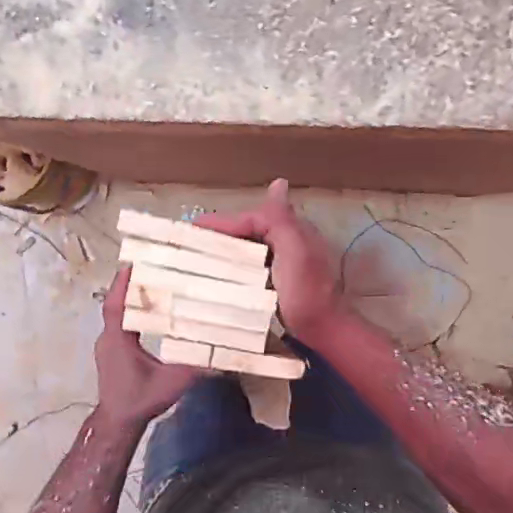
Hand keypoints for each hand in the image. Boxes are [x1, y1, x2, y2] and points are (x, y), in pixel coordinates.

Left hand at [93, 264, 203, 426]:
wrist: (118, 422)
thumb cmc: (141, 400)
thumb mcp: (172, 382)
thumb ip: (195, 366)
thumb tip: (220, 352)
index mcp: (118, 341)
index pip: (116, 305)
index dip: (122, 284)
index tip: (132, 263)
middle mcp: (108, 339)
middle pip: (115, 305)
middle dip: (128, 285)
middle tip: (148, 267)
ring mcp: (107, 346)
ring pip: (116, 315)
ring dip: (129, 299)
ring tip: (149, 284)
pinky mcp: (110, 353)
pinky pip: (118, 325)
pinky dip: (130, 314)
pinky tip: (146, 312)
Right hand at [195, 179, 349, 344]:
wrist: (322, 330)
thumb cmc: (306, 292)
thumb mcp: (294, 251)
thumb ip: (281, 219)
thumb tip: (278, 182)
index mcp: (291, 230)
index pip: (252, 218)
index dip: (223, 222)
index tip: (192, 227)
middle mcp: (289, 241)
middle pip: (249, 231)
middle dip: (222, 234)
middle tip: (189, 241)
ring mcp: (285, 263)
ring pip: (250, 248)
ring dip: (226, 249)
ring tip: (198, 255)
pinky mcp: (279, 282)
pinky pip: (252, 267)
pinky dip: (235, 266)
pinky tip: (220, 273)